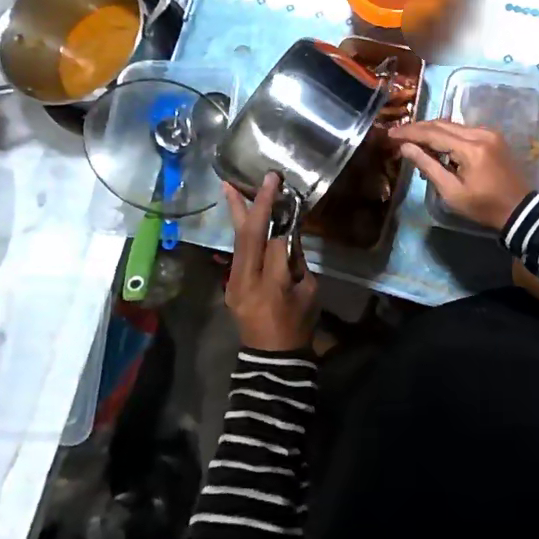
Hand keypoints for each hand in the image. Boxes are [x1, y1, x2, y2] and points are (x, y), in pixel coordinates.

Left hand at [222, 173, 317, 351]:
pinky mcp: (230, 285)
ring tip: (229, 184)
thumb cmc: (298, 327)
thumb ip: (297, 262)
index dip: (285, 225)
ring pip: (237, 240)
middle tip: (265, 179)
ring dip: (237, 211)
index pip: (276, 245)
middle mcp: (246, 282)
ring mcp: (233, 284)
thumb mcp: (309, 294)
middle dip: (257, 205)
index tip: (290, 201)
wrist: (272, 360)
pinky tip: (238, 212)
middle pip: (250, 237)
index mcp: (271, 287)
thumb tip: (288, 235)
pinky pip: (236, 251)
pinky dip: (240, 230)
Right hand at [390, 120, 530, 231]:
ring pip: (452, 125)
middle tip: (397, 134)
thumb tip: (405, 147)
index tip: (391, 134)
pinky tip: (434, 143)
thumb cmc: (483, 206)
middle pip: (442, 124)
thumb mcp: (452, 192)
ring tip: (412, 139)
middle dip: (418, 128)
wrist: (519, 210)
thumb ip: (428, 166)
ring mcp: (488, 133)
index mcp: (471, 148)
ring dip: (431, 130)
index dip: (409, 133)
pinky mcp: (492, 137)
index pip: (433, 133)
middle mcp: (480, 133)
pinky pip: (463, 130)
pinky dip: (446, 134)